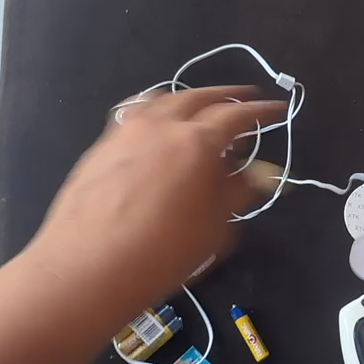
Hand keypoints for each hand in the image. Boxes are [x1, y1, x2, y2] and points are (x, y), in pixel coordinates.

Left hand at [21, 86, 285, 322]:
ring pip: (162, 99)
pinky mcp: (100, 146)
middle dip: (226, 95)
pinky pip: (135, 113)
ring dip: (189, 98)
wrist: (85, 268)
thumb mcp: (214, 227)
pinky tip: (157, 127)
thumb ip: (237, 192)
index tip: (278, 109)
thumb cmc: (162, 253)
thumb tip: (258, 174)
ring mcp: (126, 131)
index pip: (237, 116)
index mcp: (197, 141)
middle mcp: (162, 125)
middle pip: (199, 96)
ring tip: (200, 106)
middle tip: (245, 97)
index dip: (261, 112)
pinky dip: (157, 111)